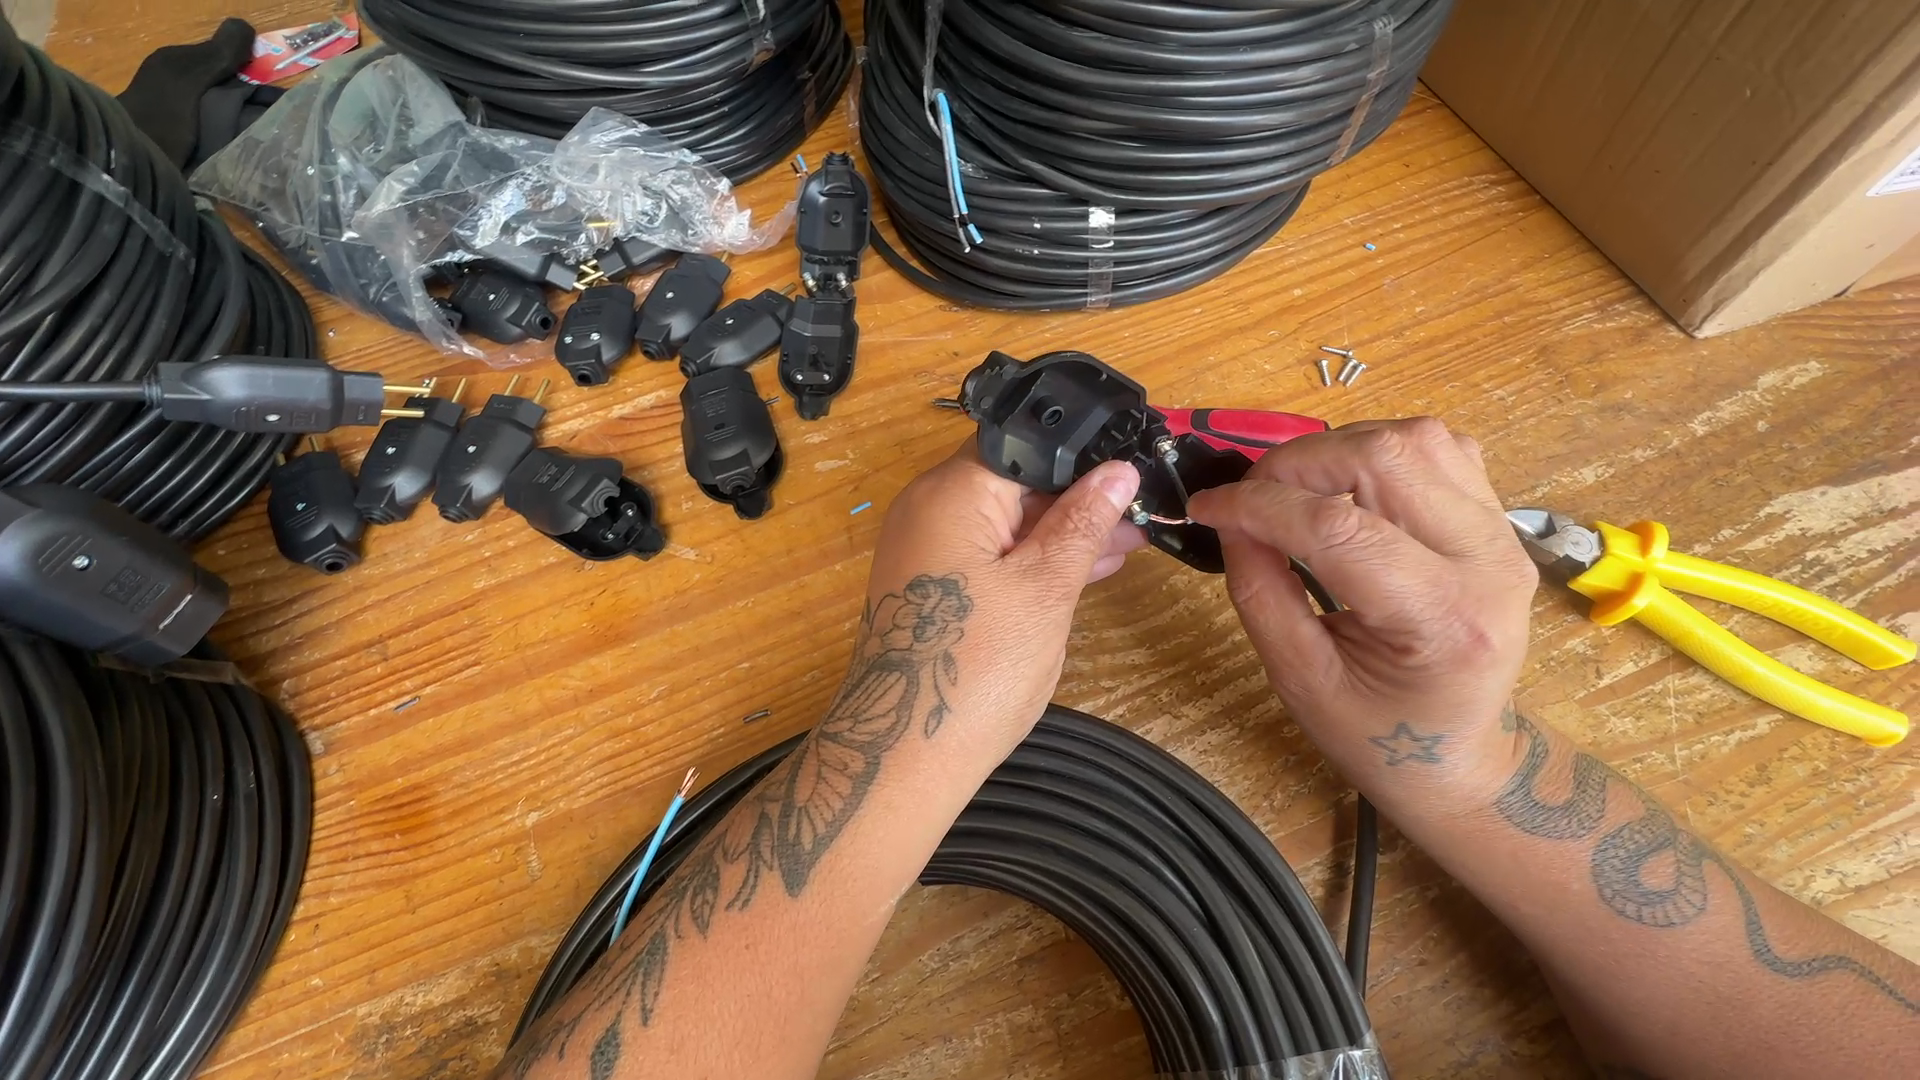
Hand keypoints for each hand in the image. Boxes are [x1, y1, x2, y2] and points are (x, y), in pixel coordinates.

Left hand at [859, 442, 1143, 754]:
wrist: (907, 753)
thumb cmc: (981, 665)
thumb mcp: (1046, 589)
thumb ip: (1083, 524)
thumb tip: (1119, 471)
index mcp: (951, 493)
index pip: (1022, 445)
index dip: (1079, 453)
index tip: (1130, 468)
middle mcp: (929, 508)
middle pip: (1013, 482)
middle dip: (1076, 497)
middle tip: (1140, 512)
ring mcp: (927, 547)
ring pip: (1005, 521)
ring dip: (1062, 532)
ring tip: (1129, 540)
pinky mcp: (933, 583)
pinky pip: (990, 554)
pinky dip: (1032, 559)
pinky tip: (1088, 567)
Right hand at [1186, 418, 1536, 802]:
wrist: (1455, 754)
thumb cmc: (1372, 733)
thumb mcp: (1297, 676)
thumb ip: (1260, 590)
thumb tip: (1231, 517)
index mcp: (1440, 620)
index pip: (1336, 527)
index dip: (1256, 505)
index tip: (1205, 506)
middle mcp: (1487, 562)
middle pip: (1385, 458)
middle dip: (1295, 463)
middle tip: (1249, 494)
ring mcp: (1501, 534)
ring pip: (1415, 438)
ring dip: (1334, 449)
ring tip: (1292, 487)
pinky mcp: (1497, 520)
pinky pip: (1438, 448)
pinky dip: (1373, 451)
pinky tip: (1342, 485)